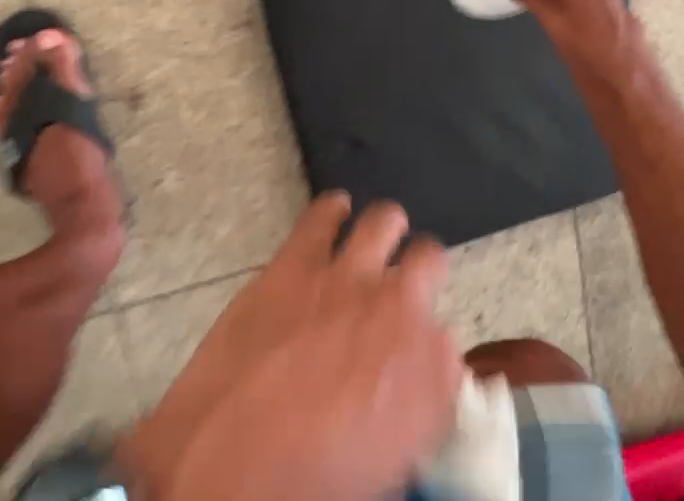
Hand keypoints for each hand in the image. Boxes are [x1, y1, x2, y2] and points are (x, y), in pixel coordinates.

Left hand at [117, 194, 460, 500]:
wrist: (232, 456)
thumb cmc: (313, 477)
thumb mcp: (387, 464)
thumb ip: (413, 416)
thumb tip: (413, 395)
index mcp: (431, 368)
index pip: (451, 340)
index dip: (429, 345)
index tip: (413, 354)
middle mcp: (401, 310)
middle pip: (430, 262)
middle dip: (422, 270)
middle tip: (404, 282)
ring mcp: (348, 276)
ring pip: (385, 221)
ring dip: (386, 228)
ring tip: (380, 232)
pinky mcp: (297, 261)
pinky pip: (324, 214)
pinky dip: (333, 209)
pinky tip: (334, 211)